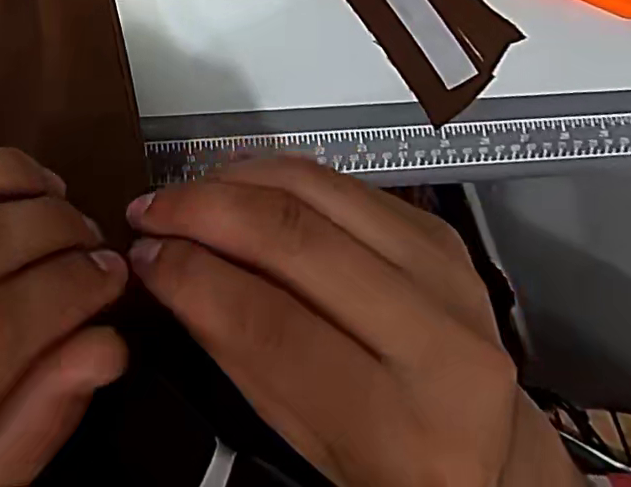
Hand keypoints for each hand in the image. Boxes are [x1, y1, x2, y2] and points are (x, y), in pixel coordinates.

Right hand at [125, 157, 579, 486]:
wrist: (488, 451)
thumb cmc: (380, 461)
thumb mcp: (301, 436)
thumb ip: (233, 347)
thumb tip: (165, 265)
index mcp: (403, 426)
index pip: (272, 325)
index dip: (191, 276)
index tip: (141, 255)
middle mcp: (439, 336)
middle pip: (293, 236)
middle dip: (201, 209)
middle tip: (149, 210)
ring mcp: (444, 270)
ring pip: (311, 187)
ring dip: (228, 179)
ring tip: (182, 193)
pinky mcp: (435, 229)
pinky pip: (333, 178)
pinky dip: (269, 172)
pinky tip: (233, 186)